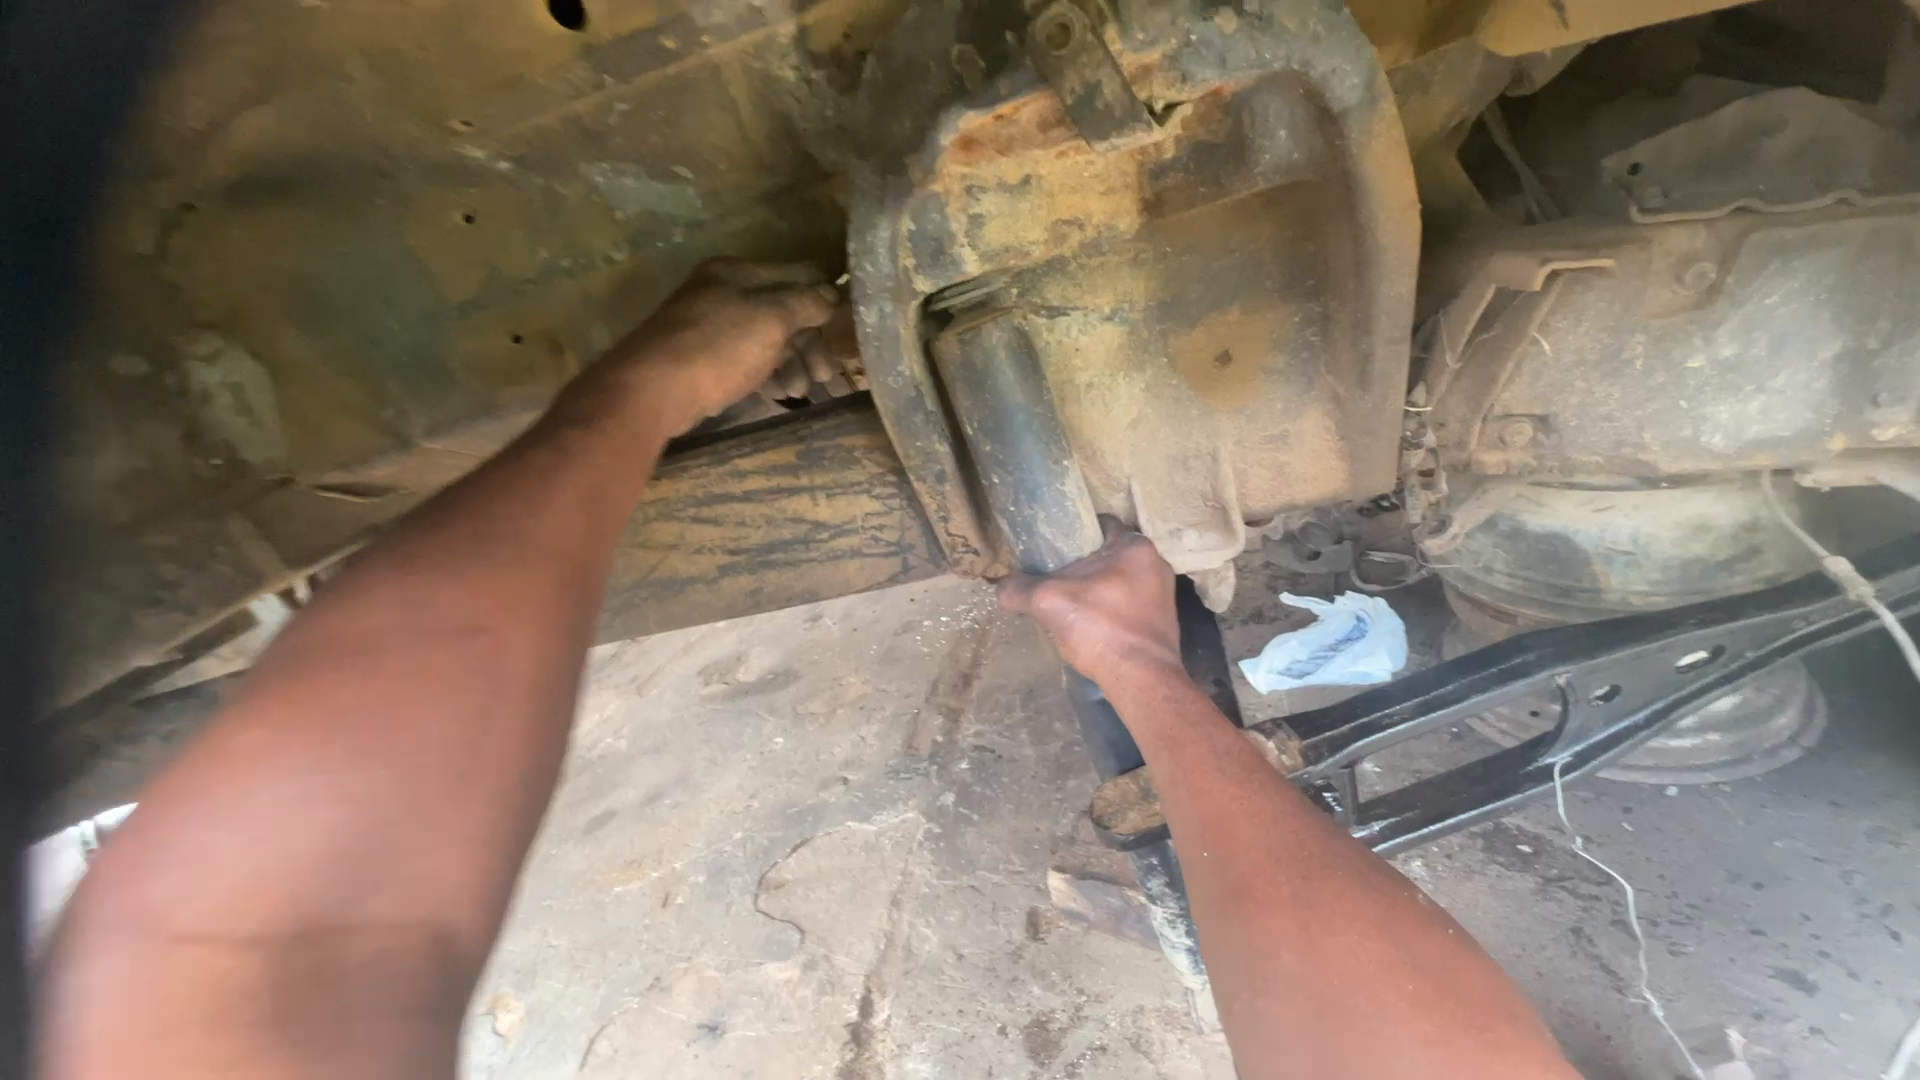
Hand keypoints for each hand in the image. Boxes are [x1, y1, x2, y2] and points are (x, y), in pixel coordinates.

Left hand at [569, 258, 840, 434]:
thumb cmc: (718, 347)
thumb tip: (832, 292)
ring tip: (801, 391)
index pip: (798, 274)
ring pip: (767, 339)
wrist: (654, 390)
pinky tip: (780, 393)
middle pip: (784, 310)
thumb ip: (805, 302)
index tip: (847, 328)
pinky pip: (749, 360)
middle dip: (810, 342)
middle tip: (826, 374)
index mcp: (738, 272)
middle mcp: (725, 292)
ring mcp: (713, 326)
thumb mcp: (770, 318)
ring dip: (792, 363)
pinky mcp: (705, 359)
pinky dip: (769, 374)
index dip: (826, 298)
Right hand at [998, 520, 1181, 685]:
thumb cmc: (1100, 627)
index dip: (1074, 532)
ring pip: (1120, 581)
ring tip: (1070, 603)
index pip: (1101, 524)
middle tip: (1056, 577)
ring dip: (1097, 589)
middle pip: (1109, 555)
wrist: (1140, 679)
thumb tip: (1002, 589)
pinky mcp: (1162, 623)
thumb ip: (1019, 589)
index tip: (1053, 547)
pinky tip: (1090, 626)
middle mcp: (1156, 564)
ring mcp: (1163, 595)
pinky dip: (1109, 610)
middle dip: (1084, 564)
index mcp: (1135, 547)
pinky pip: (1129, 605)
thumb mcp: (1048, 602)